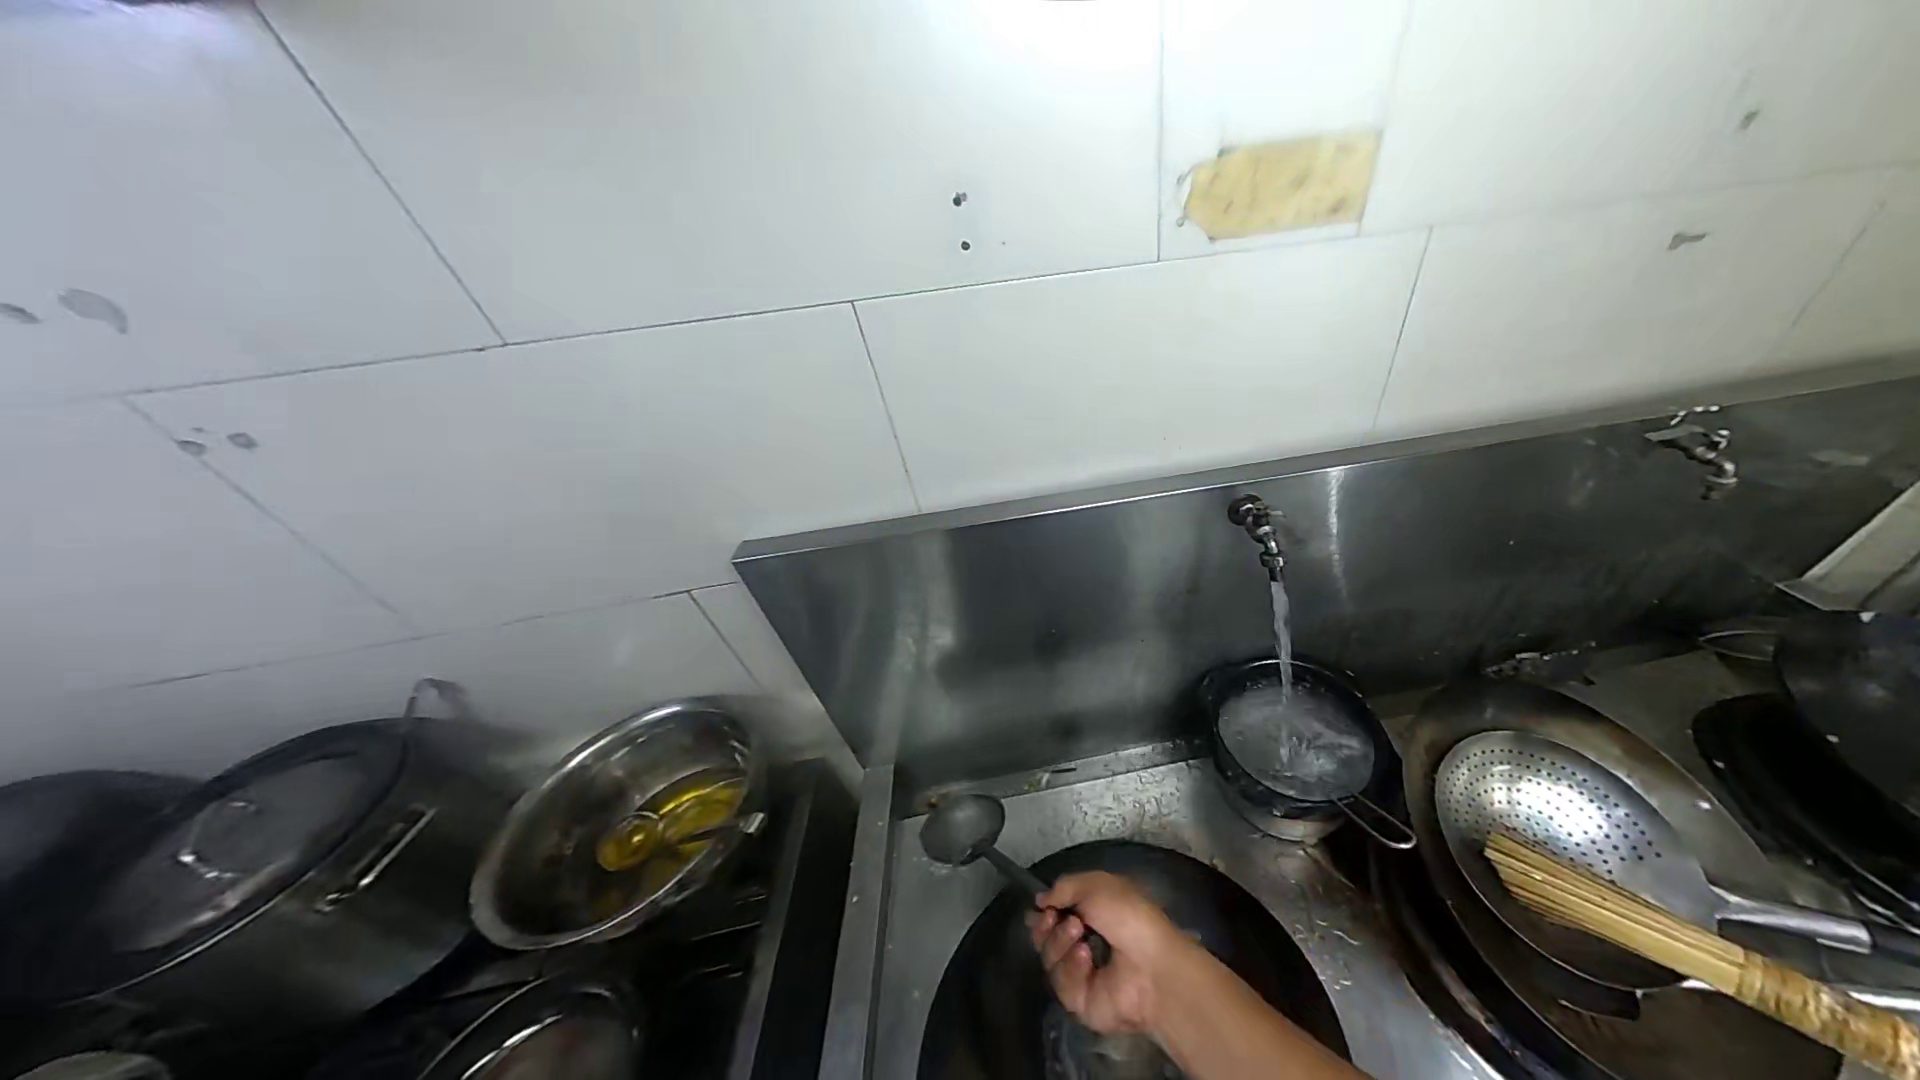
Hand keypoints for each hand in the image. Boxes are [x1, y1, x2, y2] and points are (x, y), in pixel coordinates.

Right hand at [1025, 871, 1195, 1036]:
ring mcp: (1082, 976)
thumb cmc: (1129, 917)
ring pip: (1050, 960)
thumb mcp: (1096, 885)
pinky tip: (1086, 959)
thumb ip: (1064, 887)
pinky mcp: (1082, 1003)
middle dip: (1045, 927)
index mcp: (1092, 917)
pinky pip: (1063, 985)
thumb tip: (1041, 900)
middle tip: (1052, 918)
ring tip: (1079, 934)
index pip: (1055, 916)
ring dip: (1059, 942)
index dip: (1044, 912)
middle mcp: (1084, 945)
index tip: (1040, 907)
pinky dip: (1071, 968)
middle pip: (1046, 939)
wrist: (1152, 966)